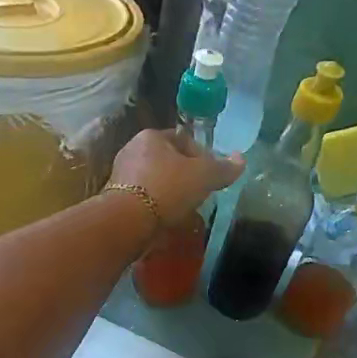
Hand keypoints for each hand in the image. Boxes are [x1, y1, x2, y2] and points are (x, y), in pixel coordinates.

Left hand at [110, 128, 244, 226]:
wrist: (128, 221)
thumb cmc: (168, 188)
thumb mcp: (204, 176)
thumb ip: (224, 168)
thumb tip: (241, 160)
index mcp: (151, 136)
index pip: (184, 139)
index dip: (203, 156)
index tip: (212, 175)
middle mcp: (132, 150)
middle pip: (169, 160)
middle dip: (186, 175)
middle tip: (200, 192)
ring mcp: (121, 175)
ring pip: (156, 180)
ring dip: (171, 192)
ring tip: (186, 209)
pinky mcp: (116, 199)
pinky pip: (144, 198)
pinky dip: (157, 206)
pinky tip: (167, 218)